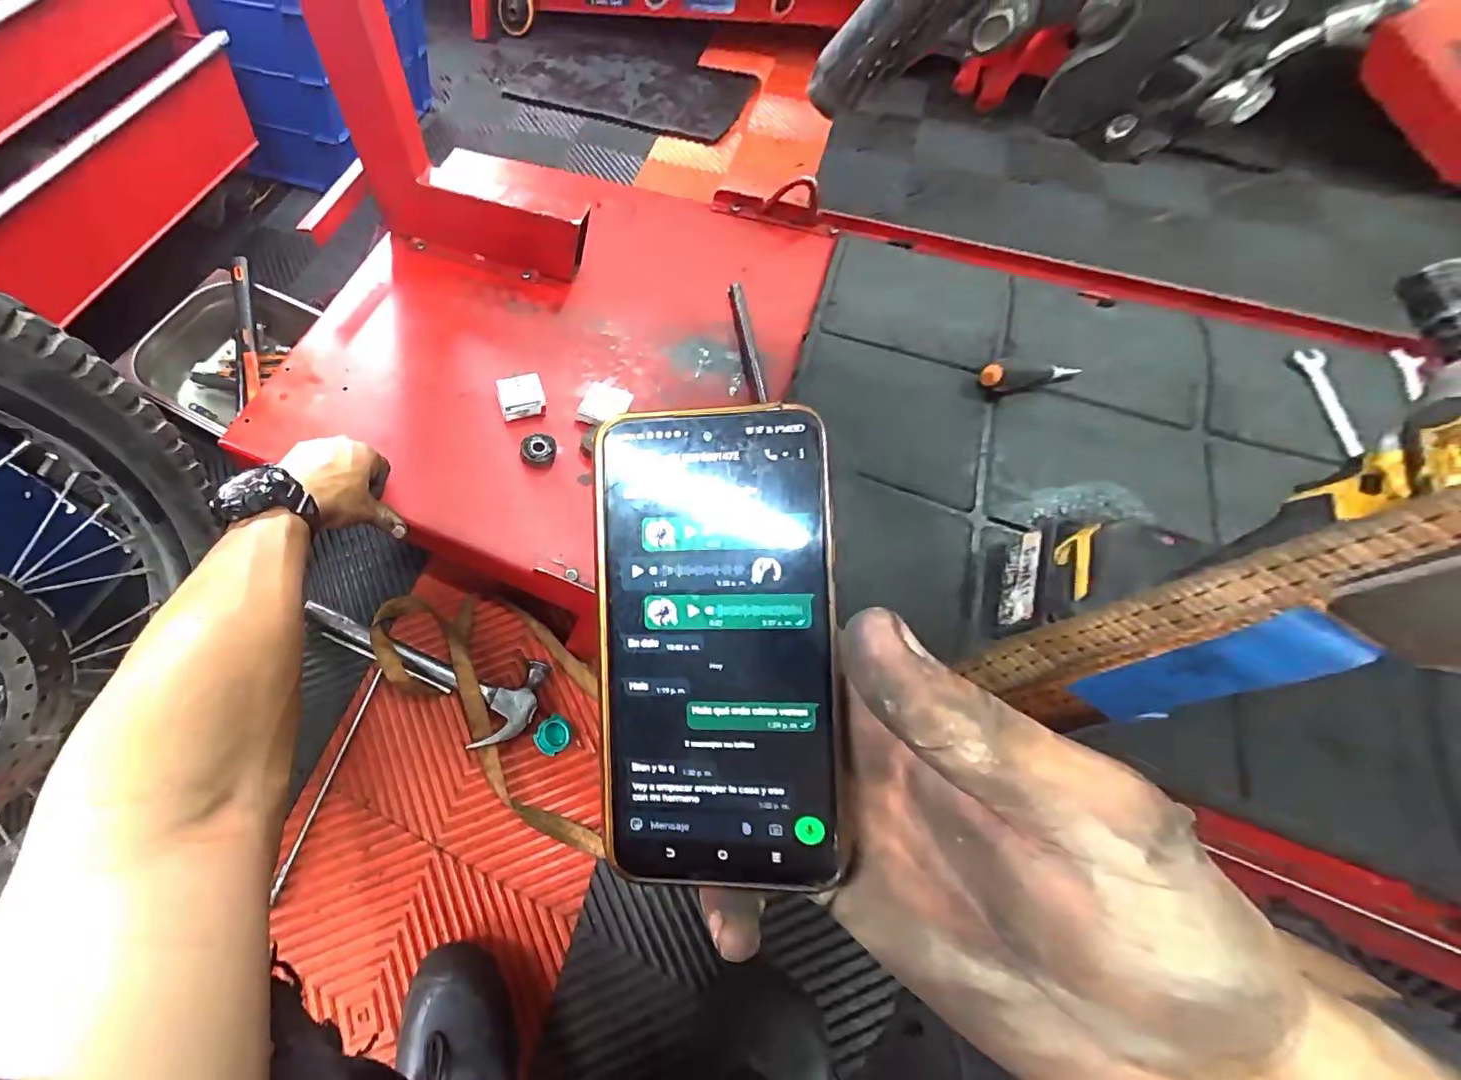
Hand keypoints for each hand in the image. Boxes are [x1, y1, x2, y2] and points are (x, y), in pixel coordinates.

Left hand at [278, 437, 406, 536]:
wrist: (293, 498)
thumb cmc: (333, 501)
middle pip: (360, 460)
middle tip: (350, 497)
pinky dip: (318, 470)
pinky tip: (314, 486)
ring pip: (337, 458)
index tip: (369, 499)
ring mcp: (321, 443)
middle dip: (358, 477)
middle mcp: (345, 442)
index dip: (378, 486)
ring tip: (330, 493)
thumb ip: (386, 517)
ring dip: (338, 472)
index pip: (382, 467)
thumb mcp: (364, 511)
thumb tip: (401, 529)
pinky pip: (316, 458)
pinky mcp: (301, 448)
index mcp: (365, 453)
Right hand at [702, 608, 1308, 1079]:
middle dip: (700, 723)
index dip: (751, 635)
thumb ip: (972, 728)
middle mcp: (862, 756)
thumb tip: (870, 628)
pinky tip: (730, 926)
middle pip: (760, 718)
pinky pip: (762, 869)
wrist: (1172, 1061)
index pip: (815, 652)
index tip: (684, 634)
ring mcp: (843, 821)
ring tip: (662, 837)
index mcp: (911, 716)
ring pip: (747, 789)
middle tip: (643, 742)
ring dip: (703, 808)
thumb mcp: (1081, 811)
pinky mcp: (835, 884)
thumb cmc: (1154, 916)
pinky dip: (733, 889)